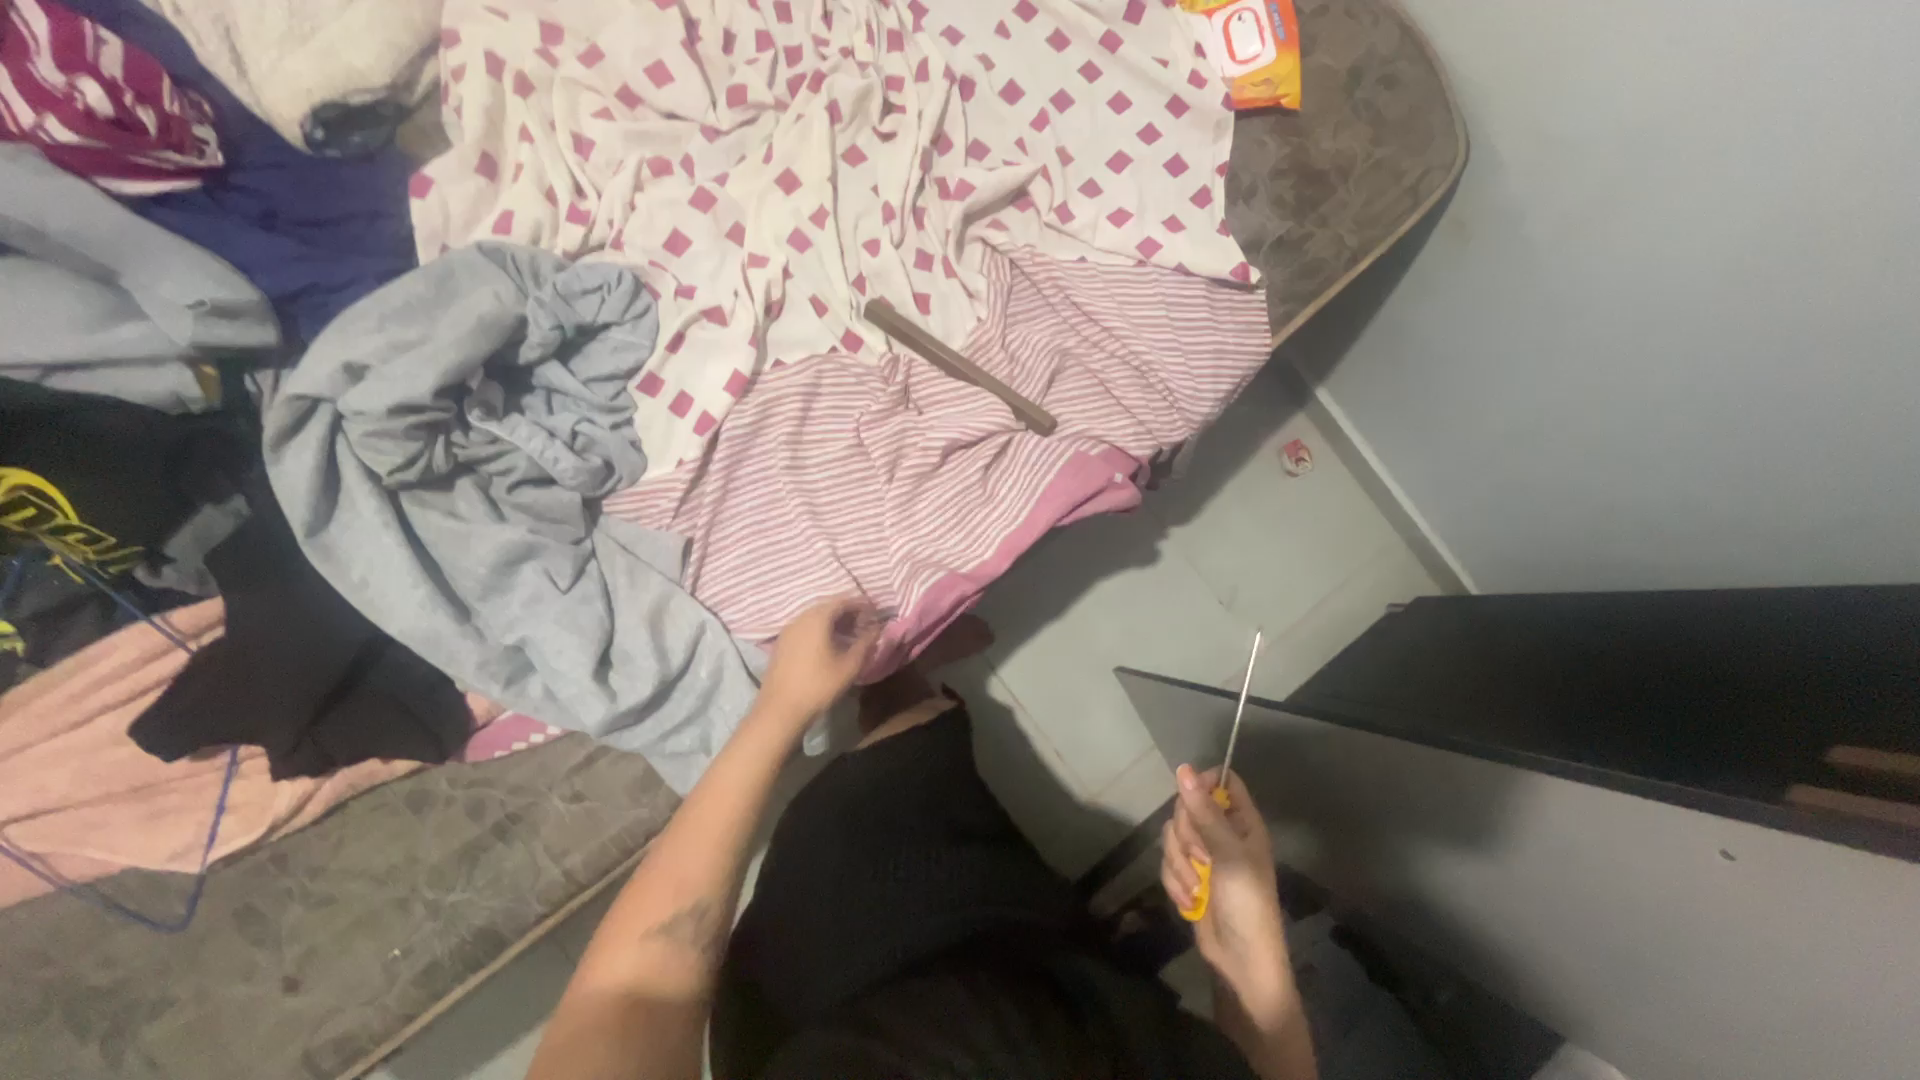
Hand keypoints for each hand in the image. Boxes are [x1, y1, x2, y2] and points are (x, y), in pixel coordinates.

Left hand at [751, 598, 882, 737]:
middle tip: (864, 623)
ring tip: (849, 635)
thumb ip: (866, 643)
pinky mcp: (781, 644)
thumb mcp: (849, 666)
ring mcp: (787, 631)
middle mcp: (800, 618)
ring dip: (833, 622)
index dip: (861, 604)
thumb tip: (877, 629)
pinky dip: (820, 630)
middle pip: (827, 607)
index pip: (842, 601)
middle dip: (847, 612)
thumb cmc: (819, 685)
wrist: (780, 709)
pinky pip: (804, 628)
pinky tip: (828, 645)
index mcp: (817, 618)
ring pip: (814, 618)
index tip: (875, 611)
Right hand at [1162, 764, 1292, 1024]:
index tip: (1192, 801)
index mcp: (1243, 823)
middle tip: (1203, 859)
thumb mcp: (1228, 855)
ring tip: (1198, 888)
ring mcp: (1205, 857)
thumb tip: (1183, 769)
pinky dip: (1176, 884)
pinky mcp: (1189, 877)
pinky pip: (1167, 863)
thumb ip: (1204, 812)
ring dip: (1180, 866)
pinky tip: (1191, 903)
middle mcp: (1223, 834)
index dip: (1202, 784)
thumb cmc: (1247, 904)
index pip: (1222, 781)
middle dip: (1187, 837)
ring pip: (1173, 837)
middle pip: (1188, 808)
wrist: (1240, 961)